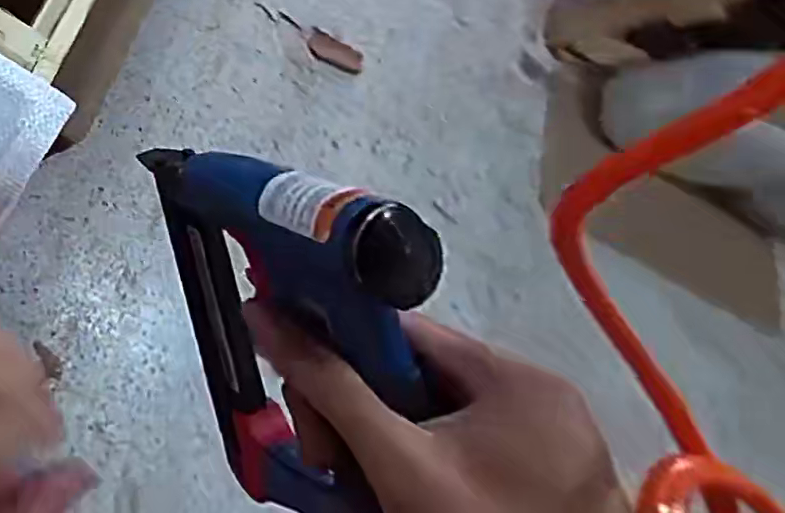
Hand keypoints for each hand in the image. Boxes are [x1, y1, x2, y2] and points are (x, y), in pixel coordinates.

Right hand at [246, 302, 628, 512]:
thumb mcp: (395, 460)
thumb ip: (324, 379)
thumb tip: (259, 312)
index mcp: (516, 381)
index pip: (388, 325)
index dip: (328, 339)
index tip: (288, 364)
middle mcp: (531, 400)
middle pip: (394, 369)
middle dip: (343, 405)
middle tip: (321, 449)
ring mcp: (537, 443)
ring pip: (409, 405)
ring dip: (361, 433)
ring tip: (346, 476)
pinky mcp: (530, 476)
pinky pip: (436, 438)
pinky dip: (396, 454)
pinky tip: (378, 484)